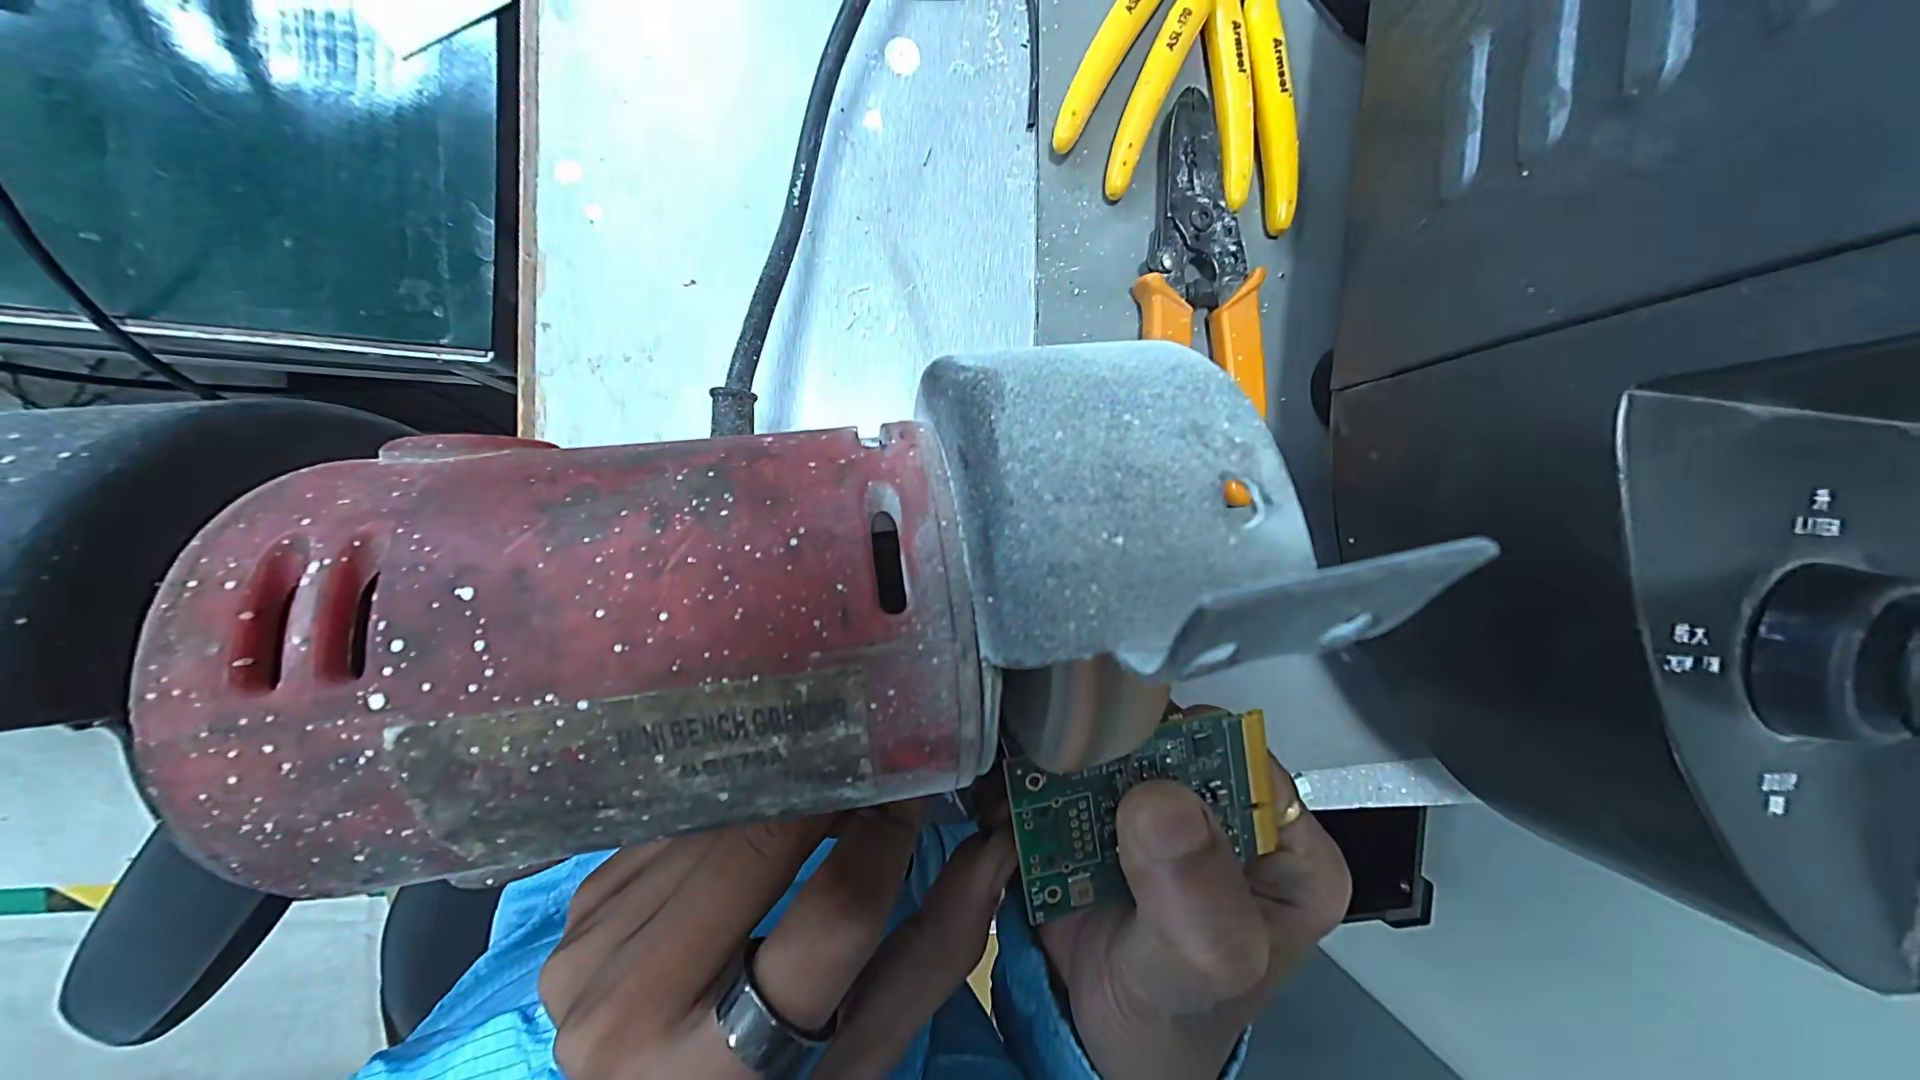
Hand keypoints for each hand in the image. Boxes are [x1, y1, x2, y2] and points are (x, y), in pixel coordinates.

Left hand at [539, 801, 1015, 1079]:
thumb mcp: (865, 1051)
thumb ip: (937, 948)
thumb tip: (995, 846)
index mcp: (726, 1067)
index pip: (838, 910)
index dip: (889, 832)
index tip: (913, 790)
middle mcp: (634, 1013)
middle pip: (761, 846)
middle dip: (830, 792)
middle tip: (870, 767)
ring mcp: (586, 960)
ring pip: (715, 823)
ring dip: (780, 798)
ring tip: (821, 790)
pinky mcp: (573, 918)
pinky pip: (671, 830)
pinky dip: (726, 815)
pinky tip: (753, 822)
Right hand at [1036, 758, 1350, 1079]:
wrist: (1108, 1038)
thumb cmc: (1176, 1014)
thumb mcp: (1206, 964)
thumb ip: (1195, 894)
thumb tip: (1164, 798)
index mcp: (1282, 838)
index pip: (1240, 753)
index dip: (1185, 750)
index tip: (1131, 771)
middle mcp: (1222, 808)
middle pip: (1164, 739)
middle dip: (1109, 749)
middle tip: (1063, 768)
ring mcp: (1158, 806)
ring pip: (1110, 749)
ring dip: (1063, 762)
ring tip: (1026, 789)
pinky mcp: (1106, 813)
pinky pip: (1069, 775)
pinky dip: (1036, 783)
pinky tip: (1013, 804)